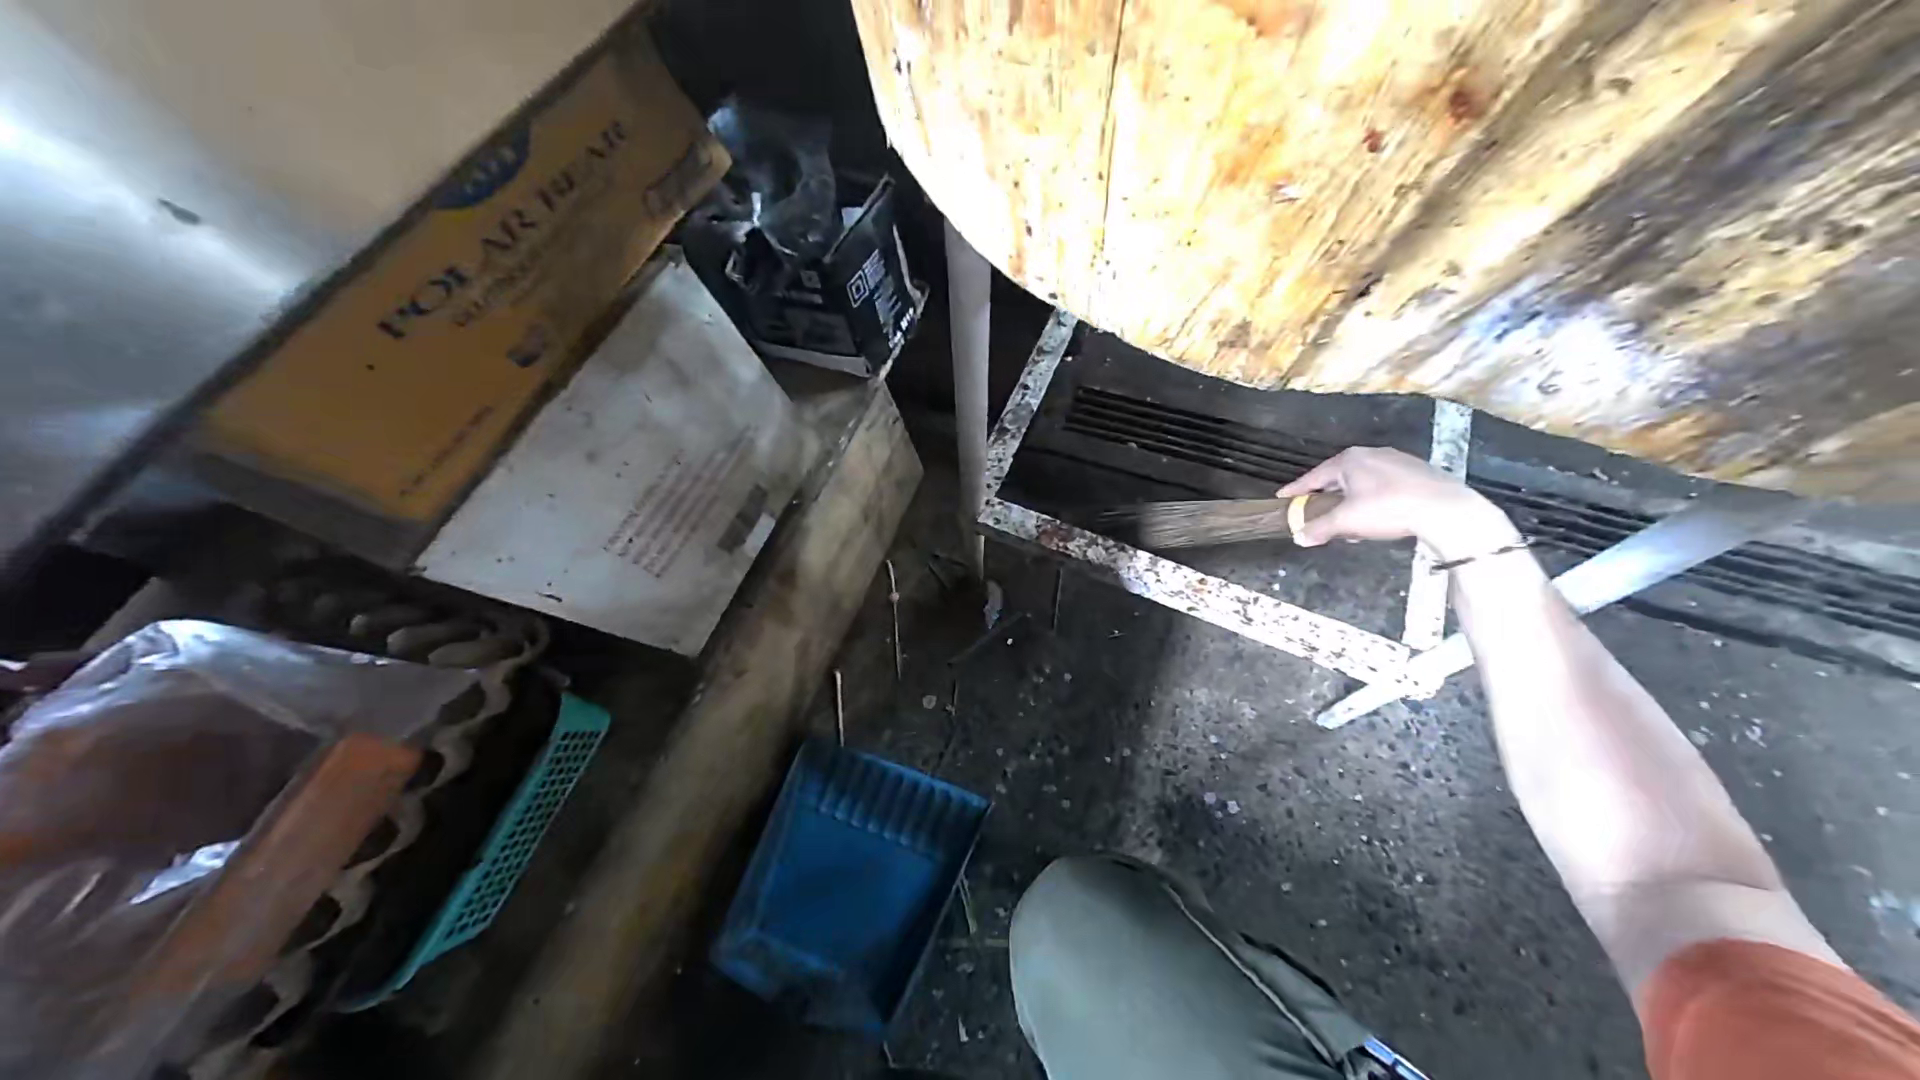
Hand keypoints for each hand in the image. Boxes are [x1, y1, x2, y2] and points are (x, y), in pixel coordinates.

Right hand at [1277, 446, 1517, 560]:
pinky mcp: (1417, 471)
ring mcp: (1397, 460)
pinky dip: (1373, 498)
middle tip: (1317, 512)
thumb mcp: (1346, 522)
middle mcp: (1371, 454)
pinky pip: (1384, 484)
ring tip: (1350, 520)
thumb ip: (1319, 528)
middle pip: (1339, 477)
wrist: (1446, 509)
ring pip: (1363, 481)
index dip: (1297, 490)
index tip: (1283, 498)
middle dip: (1327, 497)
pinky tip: (1378, 516)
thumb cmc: (1388, 508)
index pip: (1314, 477)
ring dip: (1351, 500)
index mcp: (1349, 460)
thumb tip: (1299, 537)